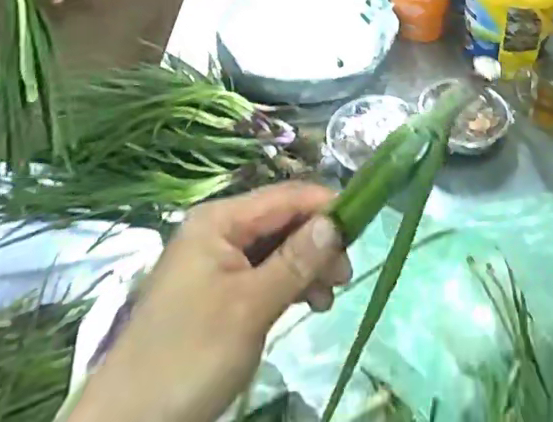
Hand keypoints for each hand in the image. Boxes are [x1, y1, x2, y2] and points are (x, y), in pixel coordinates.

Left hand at [70, 183, 351, 421]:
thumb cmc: (189, 357)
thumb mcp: (250, 308)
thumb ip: (295, 261)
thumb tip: (335, 221)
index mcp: (219, 221)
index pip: (285, 195)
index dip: (326, 206)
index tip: (363, 228)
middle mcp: (219, 231)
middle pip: (283, 220)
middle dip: (318, 242)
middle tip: (344, 277)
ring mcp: (217, 262)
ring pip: (278, 248)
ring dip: (308, 266)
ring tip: (329, 297)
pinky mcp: (219, 293)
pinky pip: (265, 273)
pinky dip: (290, 284)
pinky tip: (309, 304)